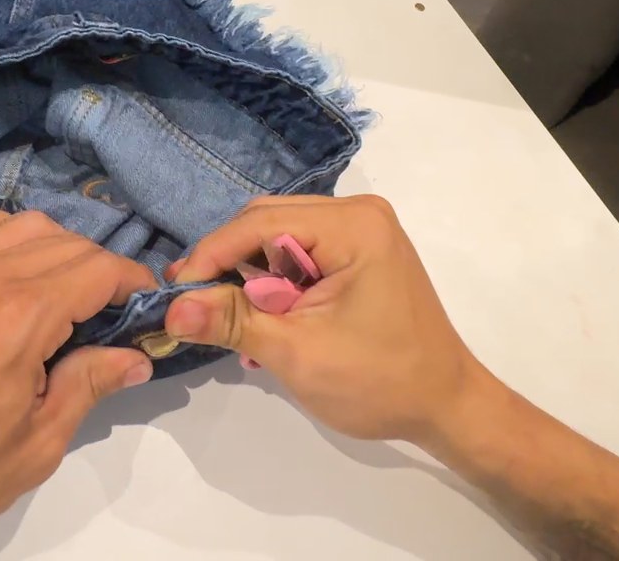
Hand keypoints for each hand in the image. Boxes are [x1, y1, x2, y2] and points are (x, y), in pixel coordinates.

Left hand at [0, 208, 157, 558]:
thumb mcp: (36, 445)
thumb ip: (90, 385)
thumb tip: (137, 357)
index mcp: (22, 318)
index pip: (99, 270)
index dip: (133, 282)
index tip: (147, 305)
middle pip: (71, 244)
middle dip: (104, 272)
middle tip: (111, 315)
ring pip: (31, 225)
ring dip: (62, 250)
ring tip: (66, 293)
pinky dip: (12, 233)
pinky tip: (16, 267)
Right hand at [163, 194, 490, 446]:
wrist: (448, 407)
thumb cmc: (380, 383)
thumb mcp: (298, 353)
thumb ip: (233, 322)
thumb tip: (171, 311)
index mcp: (352, 225)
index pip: (259, 223)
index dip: (212, 255)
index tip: (176, 293)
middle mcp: (357, 211)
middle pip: (266, 221)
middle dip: (230, 264)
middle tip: (195, 305)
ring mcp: (361, 227)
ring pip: (277, 234)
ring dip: (250, 273)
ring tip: (229, 317)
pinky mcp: (359, 247)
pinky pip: (298, 248)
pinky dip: (274, 278)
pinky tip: (265, 312)